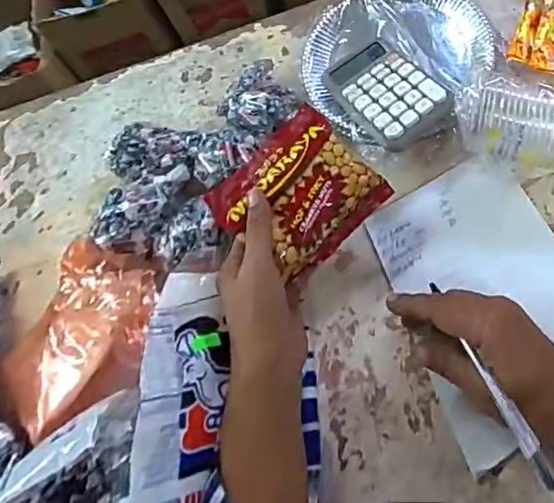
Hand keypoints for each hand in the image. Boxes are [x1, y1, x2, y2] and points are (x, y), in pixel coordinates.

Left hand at [220, 191, 305, 378]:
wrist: (274, 360)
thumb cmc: (257, 309)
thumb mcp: (256, 264)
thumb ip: (259, 230)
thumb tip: (254, 192)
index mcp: (233, 269)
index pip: (244, 235)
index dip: (258, 216)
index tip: (278, 194)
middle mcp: (248, 278)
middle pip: (264, 246)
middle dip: (280, 228)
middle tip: (302, 201)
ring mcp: (269, 291)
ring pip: (282, 261)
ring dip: (294, 244)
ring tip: (314, 216)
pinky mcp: (288, 303)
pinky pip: (296, 277)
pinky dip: (306, 264)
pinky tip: (321, 246)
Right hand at [388, 289, 553, 414]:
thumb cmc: (528, 401)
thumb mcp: (481, 390)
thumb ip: (447, 363)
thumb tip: (416, 347)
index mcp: (485, 320)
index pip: (440, 308)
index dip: (413, 305)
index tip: (389, 303)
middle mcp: (493, 305)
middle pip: (449, 301)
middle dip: (424, 308)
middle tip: (400, 321)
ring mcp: (504, 308)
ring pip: (461, 302)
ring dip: (439, 311)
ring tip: (419, 327)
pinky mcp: (510, 316)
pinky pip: (473, 307)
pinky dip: (455, 315)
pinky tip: (447, 331)